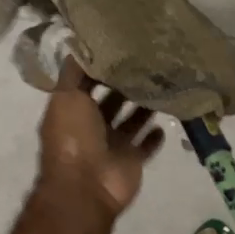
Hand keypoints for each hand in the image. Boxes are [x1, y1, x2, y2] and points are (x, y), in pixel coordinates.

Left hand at [37, 59, 164, 217]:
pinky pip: (146, 145)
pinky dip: (154, 135)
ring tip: (163, 82)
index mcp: (72, 110)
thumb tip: (78, 45)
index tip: (120, 45)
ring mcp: (112, 145)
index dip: (100, 68)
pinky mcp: (132, 160)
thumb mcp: (66, 97)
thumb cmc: (73, 138)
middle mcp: (91, 126)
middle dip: (125, 85)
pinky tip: (168, 117)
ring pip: (131, 120)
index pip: (86, 83)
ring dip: (143, 106)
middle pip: (111, 101)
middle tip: (150, 61)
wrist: (85, 187)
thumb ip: (74, 73)